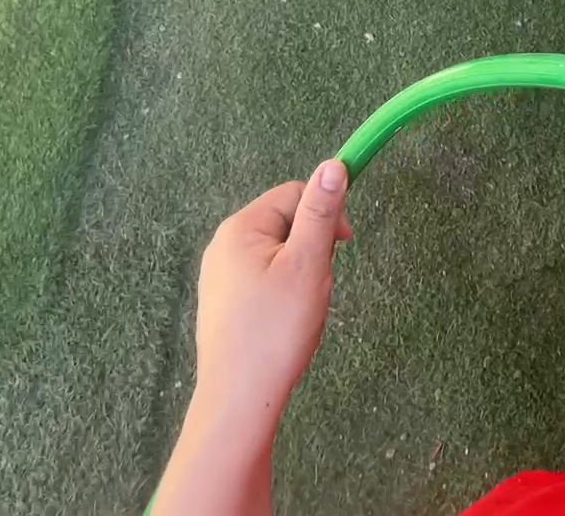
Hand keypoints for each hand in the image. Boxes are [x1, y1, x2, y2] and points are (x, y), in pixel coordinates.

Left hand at [192, 160, 353, 419]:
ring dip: (302, 268)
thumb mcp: (309, 262)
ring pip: (280, 250)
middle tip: (320, 281)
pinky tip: (288, 317)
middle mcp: (223, 245)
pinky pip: (266, 274)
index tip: (344, 246)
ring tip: (304, 303)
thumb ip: (321, 211)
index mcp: (240, 228)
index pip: (295, 193)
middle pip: (286, 220)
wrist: (240, 400)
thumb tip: (333, 165)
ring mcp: (220, 275)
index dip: (325, 212)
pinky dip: (286, 287)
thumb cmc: (276, 327)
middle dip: (313, 244)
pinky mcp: (225, 302)